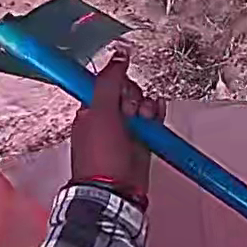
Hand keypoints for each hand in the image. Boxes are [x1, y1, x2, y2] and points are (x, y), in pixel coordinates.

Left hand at [72, 55, 162, 193]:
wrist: (115, 192)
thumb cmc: (99, 157)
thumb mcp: (100, 111)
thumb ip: (109, 81)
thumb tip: (118, 54)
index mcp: (91, 108)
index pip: (107, 81)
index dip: (116, 81)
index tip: (120, 86)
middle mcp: (108, 116)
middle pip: (127, 90)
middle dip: (132, 96)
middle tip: (128, 111)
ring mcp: (125, 128)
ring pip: (141, 103)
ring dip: (145, 106)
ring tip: (142, 118)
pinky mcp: (142, 139)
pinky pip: (152, 118)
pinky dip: (156, 114)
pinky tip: (155, 116)